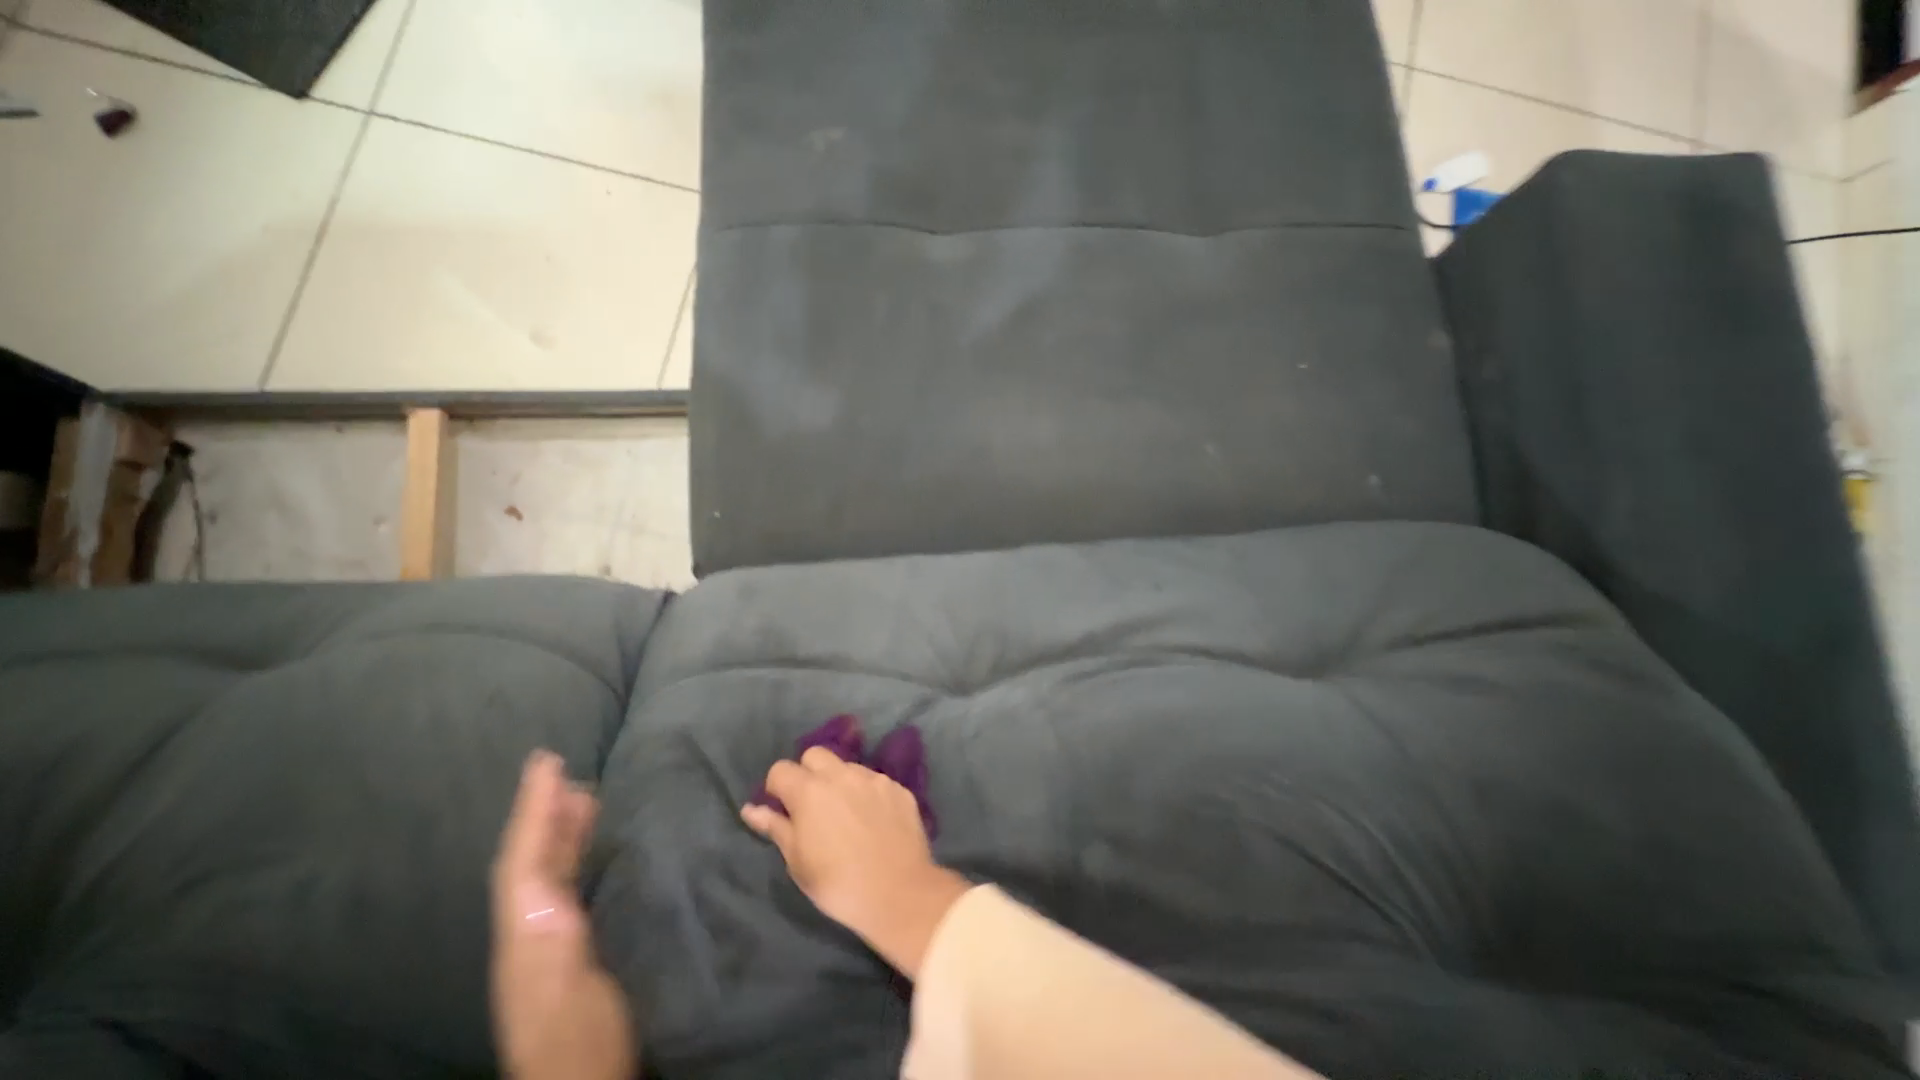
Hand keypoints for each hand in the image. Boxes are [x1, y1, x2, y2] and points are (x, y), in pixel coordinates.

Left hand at [491, 751, 635, 1079]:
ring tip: (580, 799)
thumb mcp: (569, 997)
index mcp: (528, 936)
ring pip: (548, 875)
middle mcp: (531, 933)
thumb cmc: (581, 1044)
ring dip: (559, 833)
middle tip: (564, 771)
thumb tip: (545, 896)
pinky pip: (567, 891)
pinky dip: (575, 862)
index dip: (533, 810)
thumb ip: (555, 949)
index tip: (546, 762)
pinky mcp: (571, 955)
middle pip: (532, 862)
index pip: (524, 863)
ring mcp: (548, 946)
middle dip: (544, 813)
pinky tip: (594, 855)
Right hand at [742, 747, 971, 978]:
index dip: (776, 788)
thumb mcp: (797, 861)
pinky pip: (875, 782)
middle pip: (815, 755)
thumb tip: (751, 809)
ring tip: (846, 816)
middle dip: (807, 773)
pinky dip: (868, 794)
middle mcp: (842, 775)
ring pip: (847, 767)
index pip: (780, 769)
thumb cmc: (837, 883)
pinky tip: (873, 822)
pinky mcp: (899, 789)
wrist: (898, 893)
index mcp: (810, 791)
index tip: (783, 810)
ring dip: (840, 782)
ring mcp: (874, 779)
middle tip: (812, 807)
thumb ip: (775, 827)